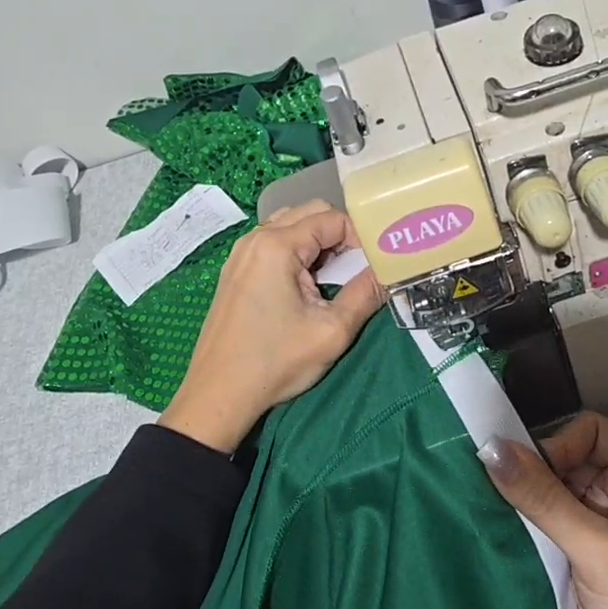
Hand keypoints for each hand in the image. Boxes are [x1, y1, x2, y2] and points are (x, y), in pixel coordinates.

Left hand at [159, 200, 384, 453]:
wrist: (218, 396)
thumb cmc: (275, 363)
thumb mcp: (332, 332)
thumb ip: (365, 294)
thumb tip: (390, 272)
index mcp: (276, 246)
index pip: (332, 218)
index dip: (360, 237)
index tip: (373, 265)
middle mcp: (255, 239)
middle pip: (310, 212)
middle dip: (340, 234)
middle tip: (356, 268)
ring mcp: (241, 253)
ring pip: (291, 225)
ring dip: (318, 242)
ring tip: (333, 277)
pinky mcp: (235, 270)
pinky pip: (273, 243)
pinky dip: (297, 252)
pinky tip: (306, 286)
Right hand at [479, 413, 607, 608]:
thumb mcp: (596, 551)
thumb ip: (544, 499)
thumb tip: (492, 449)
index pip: (593, 432)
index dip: (558, 443)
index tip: (524, 470)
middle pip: (568, 455)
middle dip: (535, 468)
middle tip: (496, 483)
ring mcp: (603, 514)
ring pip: (553, 484)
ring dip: (527, 493)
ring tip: (492, 499)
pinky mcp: (584, 541)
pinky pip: (548, 514)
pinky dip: (528, 516)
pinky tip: (503, 520)